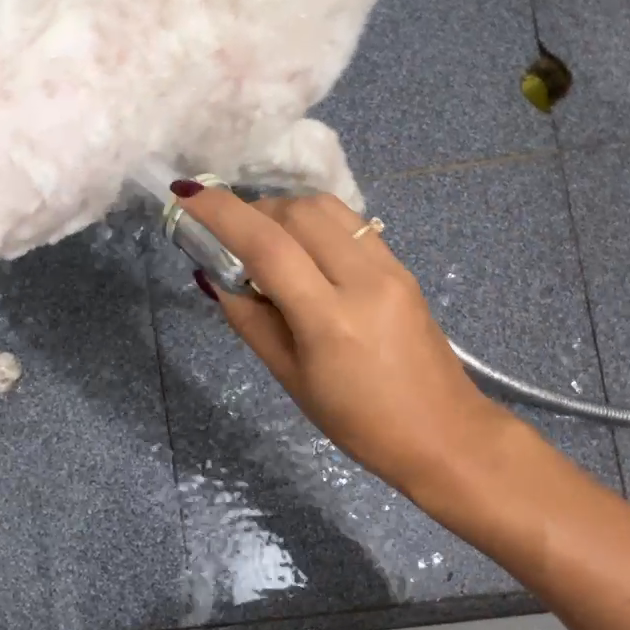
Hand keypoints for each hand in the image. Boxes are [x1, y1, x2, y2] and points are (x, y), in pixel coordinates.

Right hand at [176, 186, 515, 491]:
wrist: (443, 433)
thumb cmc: (356, 422)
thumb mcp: (290, 378)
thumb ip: (251, 322)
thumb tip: (217, 279)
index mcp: (329, 319)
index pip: (268, 247)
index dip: (222, 213)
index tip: (187, 195)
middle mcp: (364, 280)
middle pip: (299, 212)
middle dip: (253, 210)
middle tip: (225, 233)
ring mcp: (390, 268)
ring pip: (327, 208)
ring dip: (284, 209)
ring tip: (261, 238)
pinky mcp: (402, 268)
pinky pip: (350, 225)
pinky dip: (313, 223)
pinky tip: (299, 250)